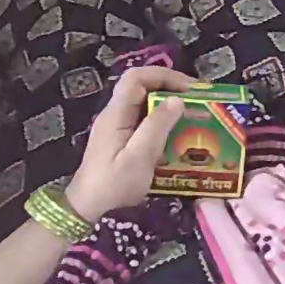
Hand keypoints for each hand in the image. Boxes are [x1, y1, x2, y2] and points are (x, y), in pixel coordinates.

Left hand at [64, 66, 194, 218]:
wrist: (87, 207)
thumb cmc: (113, 184)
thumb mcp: (139, 157)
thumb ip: (157, 126)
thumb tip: (177, 100)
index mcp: (116, 113)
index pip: (137, 77)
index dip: (164, 76)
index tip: (189, 88)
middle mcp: (115, 113)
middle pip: (141, 85)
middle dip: (170, 87)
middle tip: (197, 99)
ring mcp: (117, 124)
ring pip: (143, 101)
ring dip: (168, 102)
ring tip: (192, 113)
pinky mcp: (121, 137)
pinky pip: (143, 117)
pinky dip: (162, 118)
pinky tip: (176, 131)